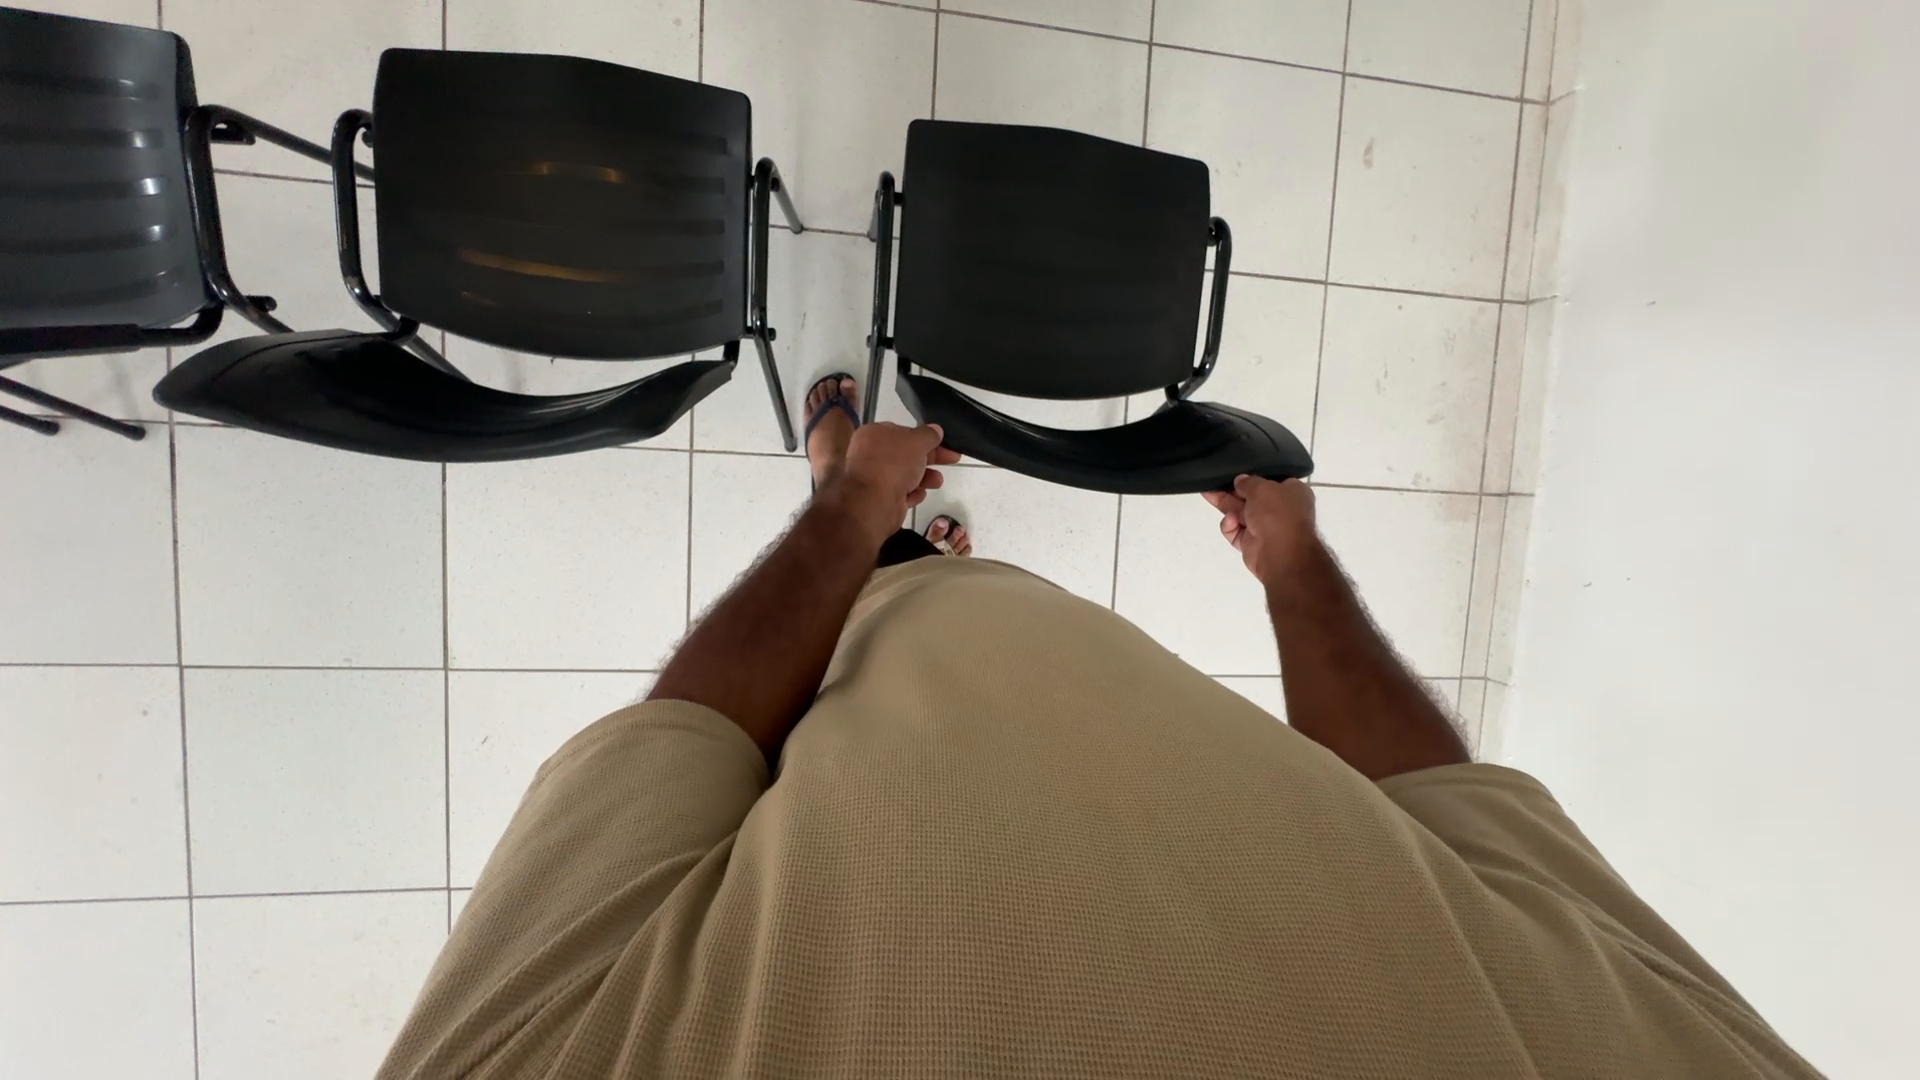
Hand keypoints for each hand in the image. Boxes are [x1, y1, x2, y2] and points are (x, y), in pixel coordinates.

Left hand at [815, 423, 960, 544]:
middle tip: (952, 459)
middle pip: (906, 454)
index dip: (924, 436)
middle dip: (930, 457)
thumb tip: (936, 430)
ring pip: (905, 474)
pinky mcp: (881, 499)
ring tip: (938, 481)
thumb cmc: (894, 463)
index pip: (902, 431)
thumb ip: (929, 435)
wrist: (874, 501)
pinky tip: (920, 494)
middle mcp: (871, 454)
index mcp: (873, 434)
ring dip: (925, 477)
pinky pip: (901, 493)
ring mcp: (874, 478)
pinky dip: (913, 493)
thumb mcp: (917, 441)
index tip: (943, 442)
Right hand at [1202, 475, 1317, 585]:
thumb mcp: (1262, 488)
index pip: (1271, 481)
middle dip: (1232, 490)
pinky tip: (1230, 522)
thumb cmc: (1277, 513)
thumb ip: (1248, 482)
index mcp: (1292, 493)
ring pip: (1239, 512)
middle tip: (1213, 481)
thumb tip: (1239, 480)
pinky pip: (1235, 530)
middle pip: (1250, 497)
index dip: (1253, 476)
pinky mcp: (1250, 542)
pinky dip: (1230, 526)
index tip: (1237, 471)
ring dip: (1225, 504)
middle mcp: (1279, 509)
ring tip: (1207, 493)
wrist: (1279, 553)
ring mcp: (1264, 527)